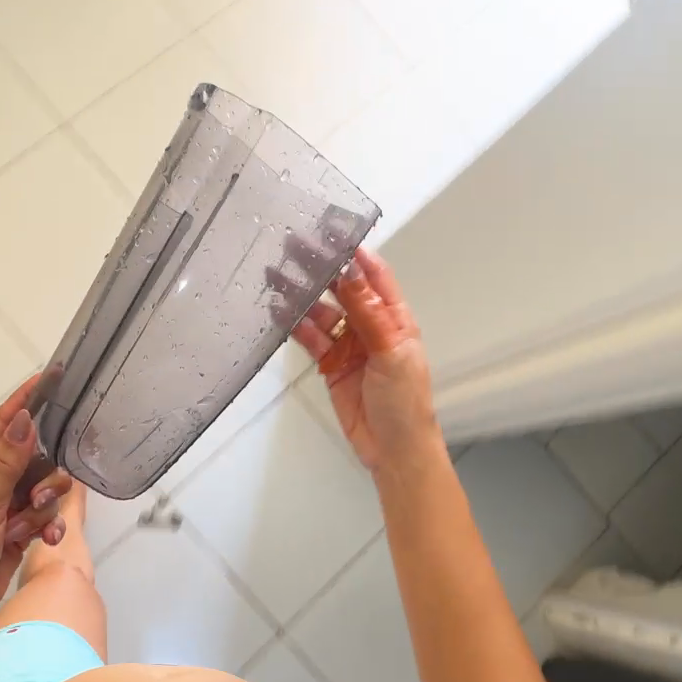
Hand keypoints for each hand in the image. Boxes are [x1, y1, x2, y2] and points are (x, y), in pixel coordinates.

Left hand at [0, 374, 73, 633]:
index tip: (48, 376)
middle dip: (44, 479)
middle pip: (35, 460)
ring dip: (45, 508)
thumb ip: (5, 463)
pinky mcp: (20, 530)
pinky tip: (45, 541)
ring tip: (29, 528)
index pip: (1, 426)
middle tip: (37, 501)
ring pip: (46, 490)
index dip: (23, 401)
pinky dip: (49, 528)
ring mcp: (7, 507)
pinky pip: (47, 517)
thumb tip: (24, 419)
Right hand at [291, 248, 440, 474]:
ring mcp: (349, 345)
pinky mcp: (330, 365)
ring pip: (322, 312)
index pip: (375, 276)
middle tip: (293, 246)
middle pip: (343, 289)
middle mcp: (371, 326)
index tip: (332, 232)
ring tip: (276, 274)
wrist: (393, 449)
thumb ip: (368, 312)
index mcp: (395, 319)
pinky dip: (296, 324)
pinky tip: (279, 309)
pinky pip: (311, 339)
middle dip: (321, 268)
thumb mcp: (390, 352)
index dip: (355, 254)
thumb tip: (352, 272)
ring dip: (302, 295)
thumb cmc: (404, 402)